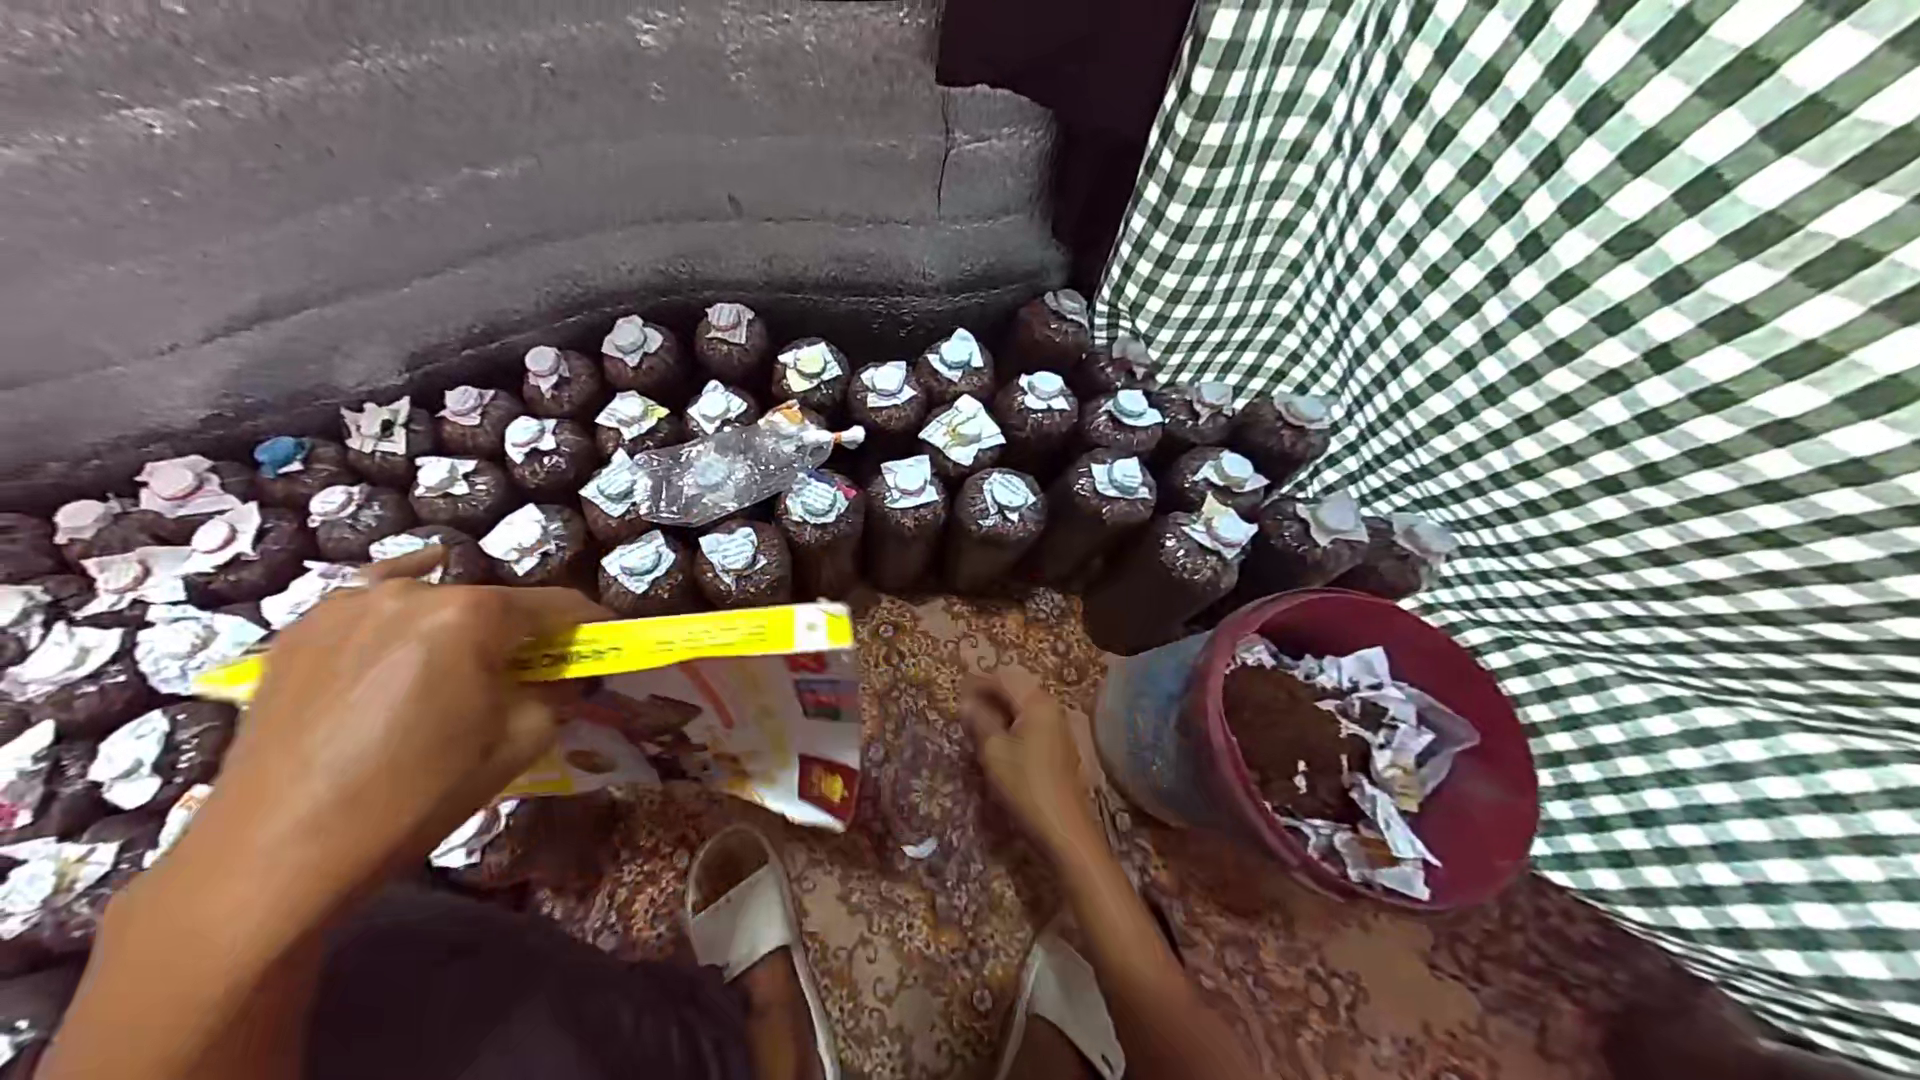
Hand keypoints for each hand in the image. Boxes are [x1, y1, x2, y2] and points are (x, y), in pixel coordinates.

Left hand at [179, 546, 608, 903]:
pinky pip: (374, 598)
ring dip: (464, 625)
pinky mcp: (303, 628)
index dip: (590, 624)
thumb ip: (555, 692)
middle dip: (524, 631)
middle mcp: (415, 592)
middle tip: (530, 670)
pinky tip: (414, 606)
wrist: (277, 852)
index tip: (603, 643)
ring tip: (461, 664)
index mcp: (474, 615)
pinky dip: (405, 602)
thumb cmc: (417, 795)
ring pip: (437, 599)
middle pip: (497, 602)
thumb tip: (564, 675)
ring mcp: (350, 604)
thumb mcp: (520, 741)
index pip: (558, 605)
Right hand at [959, 676, 1101, 861]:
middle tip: (965, 705)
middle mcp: (1051, 707)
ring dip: (1001, 709)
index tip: (957, 689)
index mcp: (1036, 702)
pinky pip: (1032, 723)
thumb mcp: (994, 751)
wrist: (1064, 828)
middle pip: (1017, 689)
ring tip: (977, 722)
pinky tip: (998, 738)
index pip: (1004, 678)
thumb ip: (980, 721)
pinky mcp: (1059, 746)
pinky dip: (1013, 723)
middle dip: (990, 694)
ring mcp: (1058, 727)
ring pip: (1024, 707)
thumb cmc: (1024, 785)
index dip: (979, 682)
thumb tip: (967, 703)